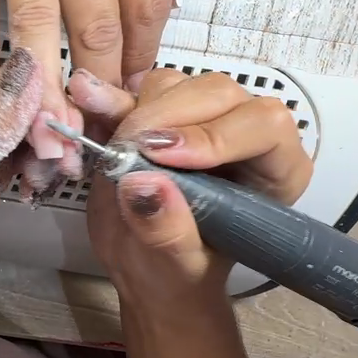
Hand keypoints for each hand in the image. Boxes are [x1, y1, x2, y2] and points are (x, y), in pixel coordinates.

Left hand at [0, 49, 41, 328]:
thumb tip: (24, 63)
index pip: (4, 88)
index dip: (37, 107)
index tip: (58, 136)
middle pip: (20, 109)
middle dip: (47, 134)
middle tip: (61, 165)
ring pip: (27, 136)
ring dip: (47, 155)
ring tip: (48, 181)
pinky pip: (23, 162)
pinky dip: (38, 173)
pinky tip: (38, 189)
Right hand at [72, 69, 312, 297]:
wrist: (146, 267)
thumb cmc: (175, 272)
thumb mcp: (175, 264)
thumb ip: (166, 228)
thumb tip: (142, 183)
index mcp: (273, 169)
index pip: (263, 125)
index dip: (212, 133)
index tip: (159, 156)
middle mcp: (242, 133)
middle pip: (216, 93)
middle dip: (165, 116)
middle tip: (125, 149)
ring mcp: (196, 119)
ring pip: (173, 85)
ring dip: (135, 109)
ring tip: (109, 142)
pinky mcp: (154, 115)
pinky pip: (131, 92)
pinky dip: (106, 99)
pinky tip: (84, 99)